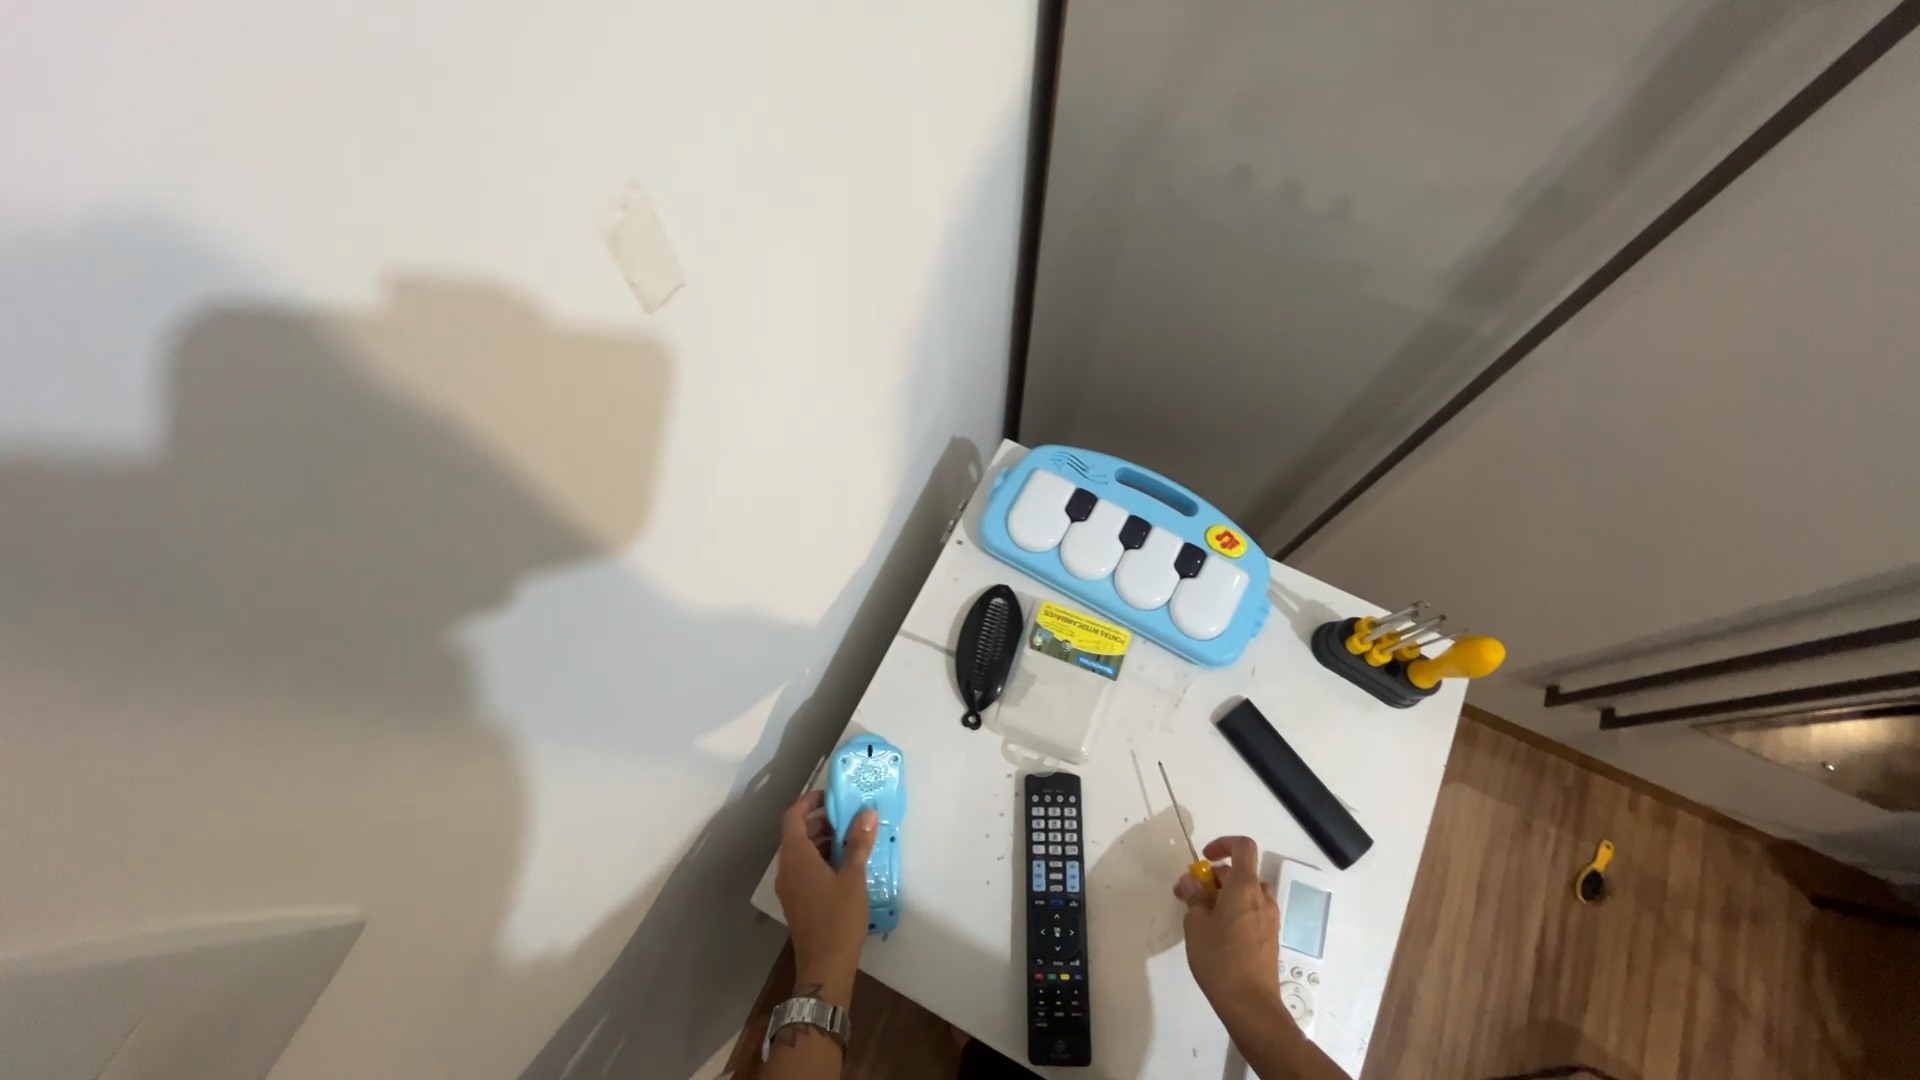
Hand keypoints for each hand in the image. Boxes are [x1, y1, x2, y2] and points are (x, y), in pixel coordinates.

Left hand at [775, 790, 877, 1004]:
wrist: (825, 968)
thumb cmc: (838, 919)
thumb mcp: (853, 878)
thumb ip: (859, 843)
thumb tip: (867, 813)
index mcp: (796, 858)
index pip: (792, 817)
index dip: (808, 801)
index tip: (831, 796)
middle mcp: (787, 869)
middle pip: (797, 833)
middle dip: (821, 821)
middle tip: (849, 817)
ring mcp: (789, 887)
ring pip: (802, 852)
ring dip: (823, 840)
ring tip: (852, 839)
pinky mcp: (797, 901)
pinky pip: (804, 869)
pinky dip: (821, 859)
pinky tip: (846, 865)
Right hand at [1173, 836, 1279, 1015]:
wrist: (1251, 1005)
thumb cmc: (1220, 958)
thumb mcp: (1196, 923)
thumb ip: (1194, 896)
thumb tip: (1192, 881)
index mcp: (1245, 887)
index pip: (1243, 847)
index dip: (1223, 844)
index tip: (1204, 859)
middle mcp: (1262, 899)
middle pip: (1242, 872)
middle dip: (1216, 877)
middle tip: (1192, 894)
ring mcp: (1270, 920)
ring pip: (1248, 894)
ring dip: (1227, 895)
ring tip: (1203, 915)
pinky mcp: (1270, 939)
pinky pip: (1253, 913)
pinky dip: (1236, 912)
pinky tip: (1218, 934)